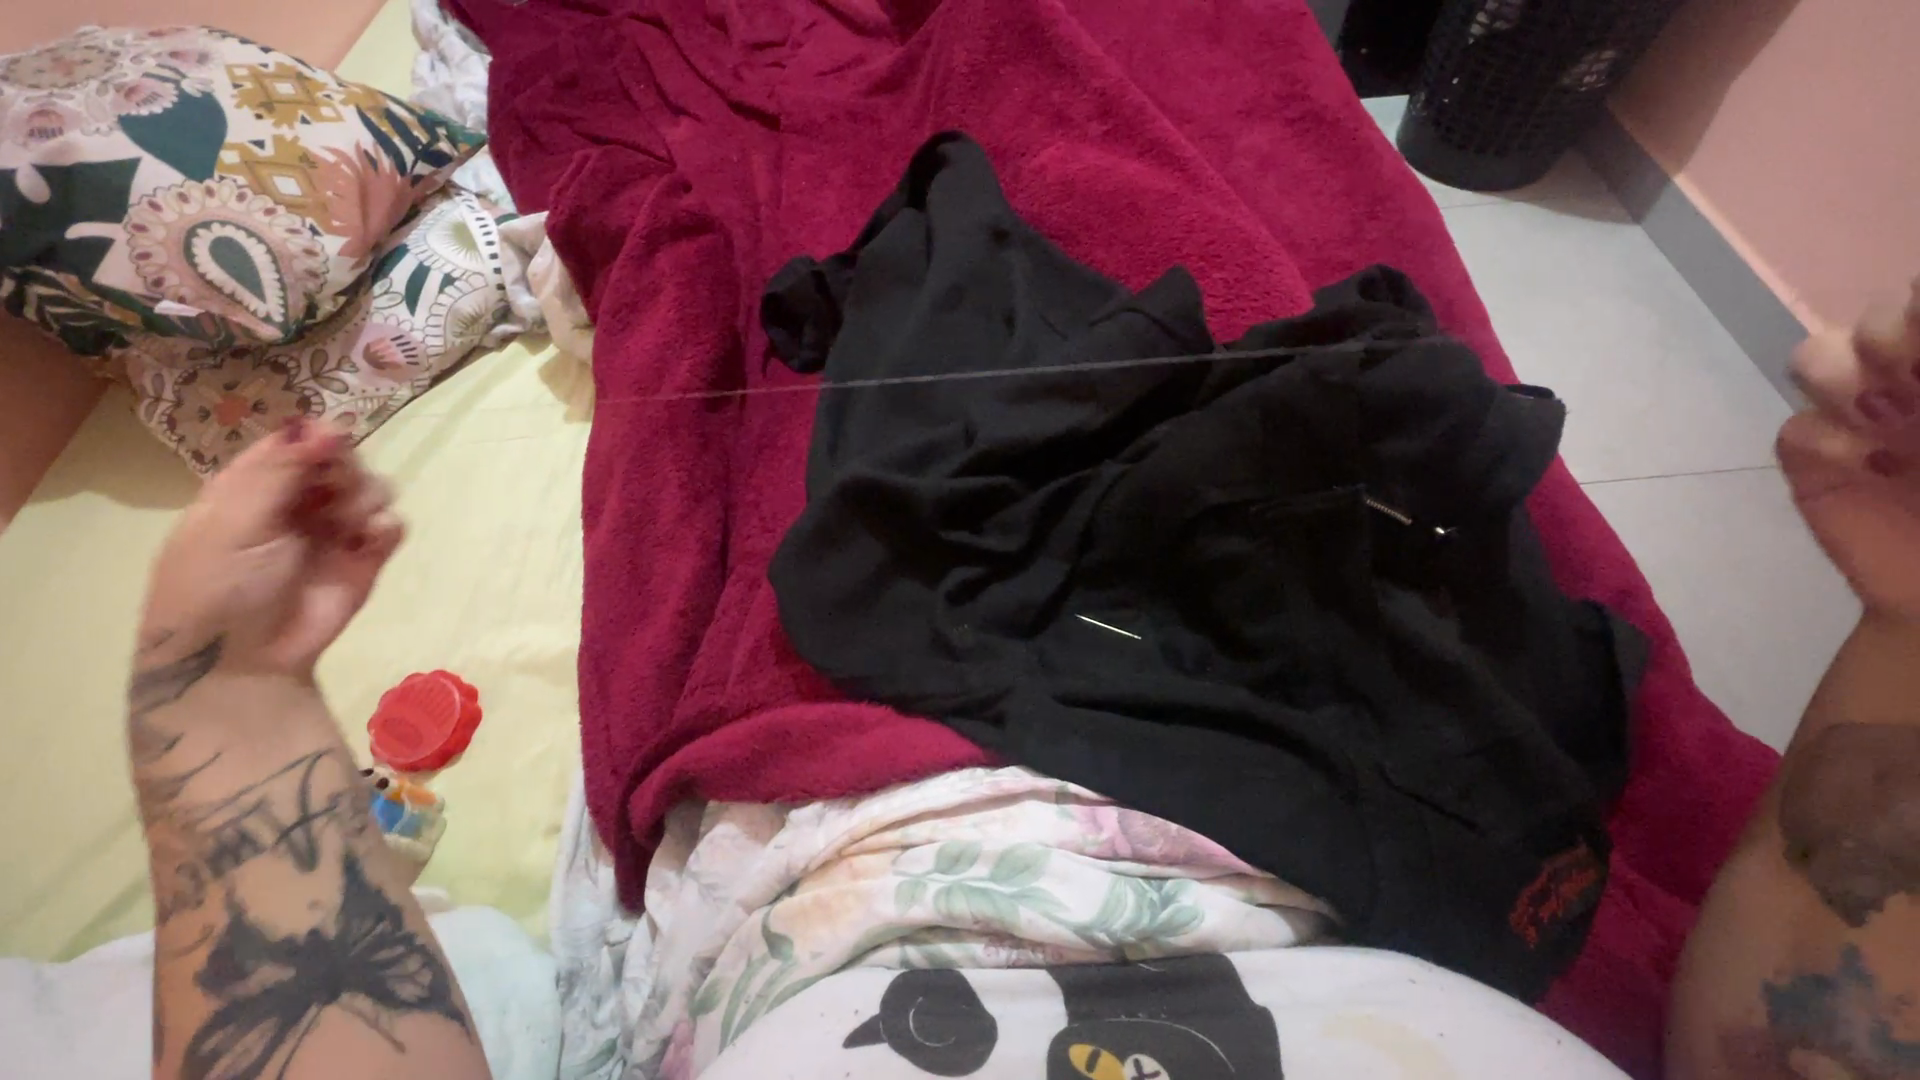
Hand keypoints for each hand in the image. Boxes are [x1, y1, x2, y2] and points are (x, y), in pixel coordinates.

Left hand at [138, 420, 405, 676]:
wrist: (244, 660)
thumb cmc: (218, 588)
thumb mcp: (233, 524)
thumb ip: (278, 472)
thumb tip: (324, 425)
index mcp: (250, 490)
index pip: (292, 446)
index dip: (316, 438)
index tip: (336, 440)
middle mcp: (295, 504)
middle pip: (340, 463)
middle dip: (346, 472)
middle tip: (337, 493)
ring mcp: (334, 531)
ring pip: (372, 490)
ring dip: (367, 499)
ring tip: (351, 524)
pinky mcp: (366, 558)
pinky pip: (391, 526)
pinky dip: (387, 527)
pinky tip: (372, 540)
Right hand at [1779, 277, 1919, 621]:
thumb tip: (1908, 341)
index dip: (1918, 307)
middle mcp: (1918, 380)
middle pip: (1881, 314)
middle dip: (1893, 331)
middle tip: (1917, 378)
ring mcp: (1865, 418)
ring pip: (1821, 355)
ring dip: (1844, 376)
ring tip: (1882, 414)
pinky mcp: (1816, 462)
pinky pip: (1796, 429)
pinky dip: (1824, 442)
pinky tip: (1864, 468)